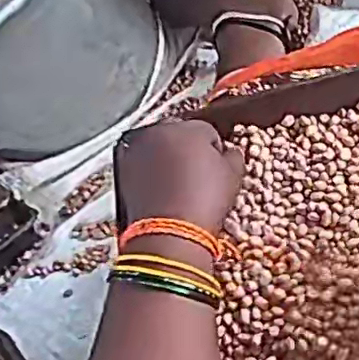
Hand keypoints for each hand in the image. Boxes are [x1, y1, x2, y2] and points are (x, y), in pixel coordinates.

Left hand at [114, 120, 244, 234]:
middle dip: (189, 152)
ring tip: (180, 186)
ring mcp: (139, 146)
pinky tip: (164, 191)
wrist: (171, 231)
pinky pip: (144, 162)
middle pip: (181, 136)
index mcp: (190, 128)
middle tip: (198, 177)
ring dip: (169, 160)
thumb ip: (234, 156)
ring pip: (160, 148)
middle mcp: (160, 131)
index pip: (209, 132)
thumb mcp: (233, 178)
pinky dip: (152, 171)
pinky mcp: (124, 165)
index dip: (215, 152)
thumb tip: (231, 153)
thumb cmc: (201, 204)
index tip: (217, 168)